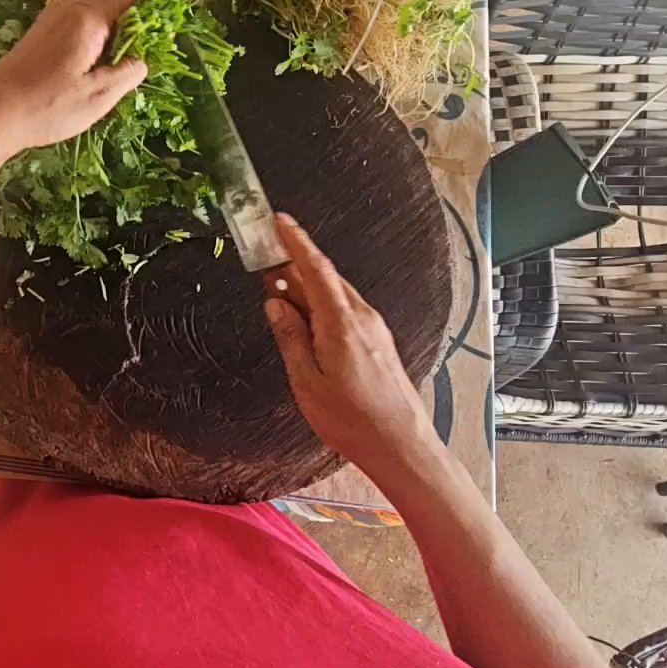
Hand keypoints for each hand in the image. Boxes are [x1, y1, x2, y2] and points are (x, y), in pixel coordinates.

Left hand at [0, 0, 147, 165]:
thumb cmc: (48, 107)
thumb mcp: (99, 97)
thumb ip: (129, 72)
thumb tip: (143, 59)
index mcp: (90, 17)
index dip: (154, 10)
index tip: (164, 33)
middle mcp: (70, 6)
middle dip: (133, 6)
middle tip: (143, 42)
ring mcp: (51, 14)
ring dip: (108, 6)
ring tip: (118, 41)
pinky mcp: (40, 28)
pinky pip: (72, 4)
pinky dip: (89, 13)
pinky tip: (91, 44)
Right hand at [263, 214, 441, 473]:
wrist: (402, 447)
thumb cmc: (353, 421)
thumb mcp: (307, 382)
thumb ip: (290, 337)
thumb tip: (276, 305)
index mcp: (341, 324)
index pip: (315, 269)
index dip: (295, 242)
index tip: (279, 221)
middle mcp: (362, 318)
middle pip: (324, 278)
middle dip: (293, 266)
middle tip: (264, 264)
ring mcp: (374, 329)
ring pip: (334, 294)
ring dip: (306, 288)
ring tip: (278, 296)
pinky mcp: (377, 341)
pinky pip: (344, 310)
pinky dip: (320, 305)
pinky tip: (305, 320)